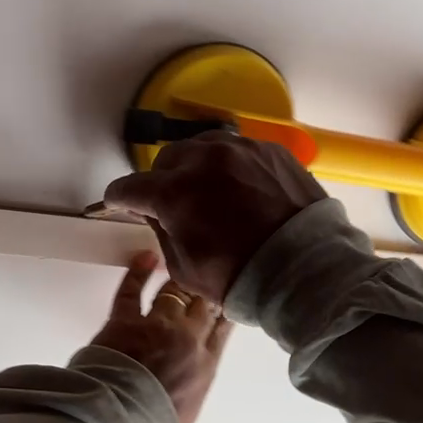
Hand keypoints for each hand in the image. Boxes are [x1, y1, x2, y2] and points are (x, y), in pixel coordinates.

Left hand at [89, 252, 232, 422]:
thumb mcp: (186, 413)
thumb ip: (191, 390)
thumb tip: (185, 390)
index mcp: (206, 365)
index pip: (222, 329)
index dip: (224, 309)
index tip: (227, 295)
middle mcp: (188, 339)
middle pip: (203, 304)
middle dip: (205, 289)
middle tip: (205, 275)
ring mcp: (157, 326)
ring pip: (173, 293)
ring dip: (178, 280)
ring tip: (182, 266)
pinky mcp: (124, 321)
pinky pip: (132, 291)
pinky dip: (137, 272)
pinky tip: (145, 258)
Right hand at [102, 132, 325, 303]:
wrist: (306, 271)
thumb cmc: (240, 276)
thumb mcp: (183, 267)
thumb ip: (162, 231)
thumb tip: (158, 212)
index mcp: (175, 192)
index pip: (129, 187)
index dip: (118, 198)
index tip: (116, 203)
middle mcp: (204, 160)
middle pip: (166, 160)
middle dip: (162, 180)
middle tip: (171, 203)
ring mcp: (240, 150)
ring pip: (201, 147)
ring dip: (195, 166)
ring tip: (206, 190)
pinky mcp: (270, 151)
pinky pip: (236, 150)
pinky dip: (229, 166)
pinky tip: (238, 188)